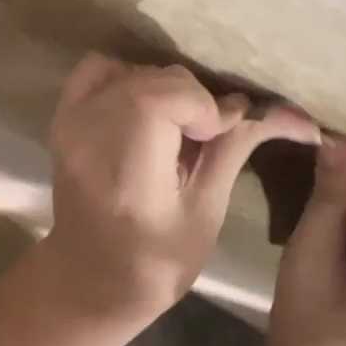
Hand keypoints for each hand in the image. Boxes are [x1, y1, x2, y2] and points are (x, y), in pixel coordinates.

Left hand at [42, 54, 319, 316]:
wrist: (89, 277)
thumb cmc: (155, 262)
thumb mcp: (205, 212)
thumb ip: (233, 149)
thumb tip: (283, 110)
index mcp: (126, 168)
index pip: (165, 96)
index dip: (203, 105)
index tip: (220, 133)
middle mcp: (89, 134)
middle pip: (152, 79)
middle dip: (190, 98)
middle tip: (205, 136)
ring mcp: (69, 122)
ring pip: (131, 70)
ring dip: (163, 88)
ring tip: (175, 127)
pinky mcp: (62, 117)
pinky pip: (97, 68)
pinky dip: (126, 76)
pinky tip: (145, 108)